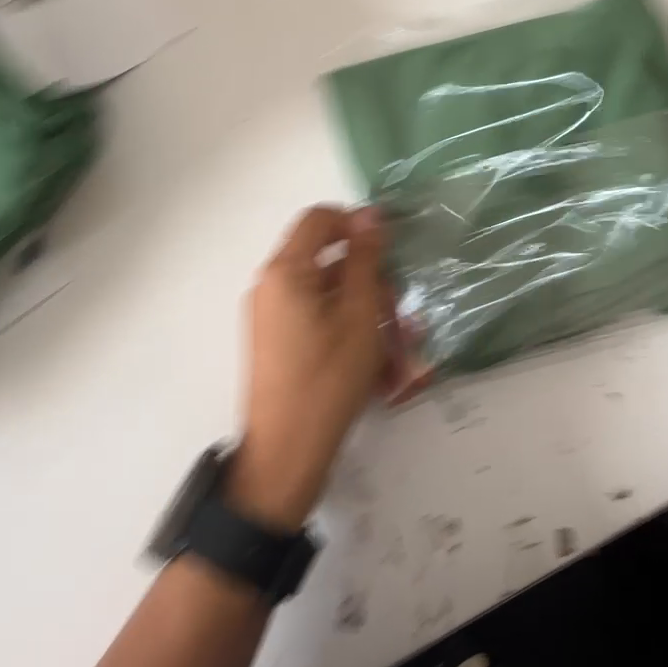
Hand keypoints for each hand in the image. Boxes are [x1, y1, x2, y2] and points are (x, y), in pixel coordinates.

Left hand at [227, 206, 389, 531]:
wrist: (286, 453)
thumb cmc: (328, 378)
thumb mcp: (360, 313)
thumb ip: (365, 258)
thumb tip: (368, 213)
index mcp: (284, 271)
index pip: (319, 219)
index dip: (356, 224)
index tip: (390, 252)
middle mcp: (270, 286)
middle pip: (325, 258)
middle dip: (367, 278)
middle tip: (397, 314)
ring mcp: (270, 316)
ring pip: (326, 292)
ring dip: (363, 307)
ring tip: (390, 348)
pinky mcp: (276, 342)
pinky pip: (316, 317)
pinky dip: (345, 327)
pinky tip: (371, 362)